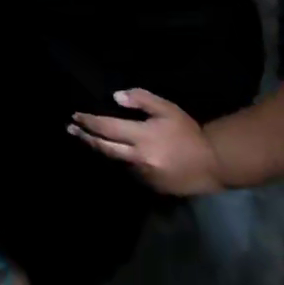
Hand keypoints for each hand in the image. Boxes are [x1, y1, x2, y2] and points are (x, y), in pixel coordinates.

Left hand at [70, 89, 227, 196]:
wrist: (213, 163)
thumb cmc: (188, 132)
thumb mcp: (165, 108)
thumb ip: (140, 100)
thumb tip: (115, 97)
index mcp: (141, 136)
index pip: (106, 128)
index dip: (89, 122)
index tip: (75, 116)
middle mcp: (138, 158)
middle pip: (103, 148)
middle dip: (85, 137)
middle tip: (70, 129)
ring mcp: (144, 175)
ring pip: (115, 161)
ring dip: (102, 150)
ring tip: (90, 139)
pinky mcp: (151, 187)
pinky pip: (130, 172)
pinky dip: (122, 161)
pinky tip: (118, 153)